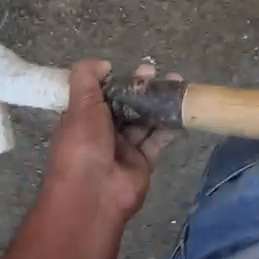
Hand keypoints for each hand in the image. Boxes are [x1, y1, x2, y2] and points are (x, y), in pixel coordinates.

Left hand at [43, 60, 175, 223]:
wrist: (93, 194)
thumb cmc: (82, 145)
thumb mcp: (79, 104)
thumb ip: (86, 78)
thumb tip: (103, 63)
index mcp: (82, 119)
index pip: (101, 94)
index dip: (116, 80)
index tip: (131, 69)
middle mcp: (102, 133)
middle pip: (125, 105)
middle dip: (140, 88)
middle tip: (155, 72)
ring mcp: (123, 148)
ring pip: (143, 120)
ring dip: (157, 102)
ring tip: (175, 82)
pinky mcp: (142, 162)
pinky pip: (156, 140)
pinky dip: (168, 125)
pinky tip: (180, 108)